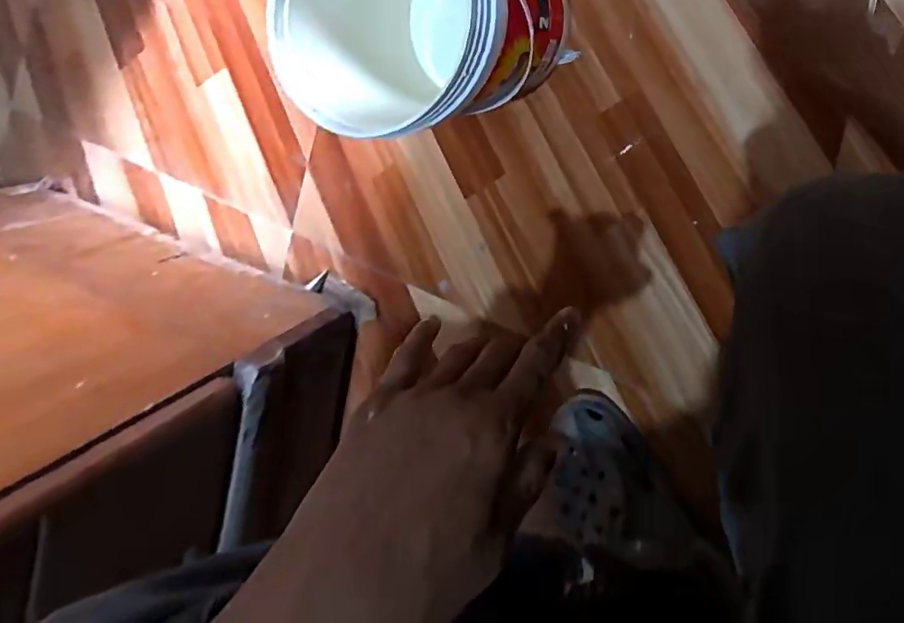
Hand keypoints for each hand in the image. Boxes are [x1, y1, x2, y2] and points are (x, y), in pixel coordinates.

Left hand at [221, 309, 581, 622]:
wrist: (332, 589)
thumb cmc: (426, 574)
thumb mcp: (494, 543)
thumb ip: (527, 483)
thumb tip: (554, 440)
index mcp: (494, 427)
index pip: (535, 366)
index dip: (556, 338)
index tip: (570, 314)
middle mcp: (458, 398)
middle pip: (497, 354)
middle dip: (518, 349)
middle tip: (527, 356)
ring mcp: (413, 397)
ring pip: (458, 353)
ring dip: (480, 348)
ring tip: (488, 352)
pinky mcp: (375, 406)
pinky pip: (404, 358)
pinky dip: (423, 338)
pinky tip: (431, 329)